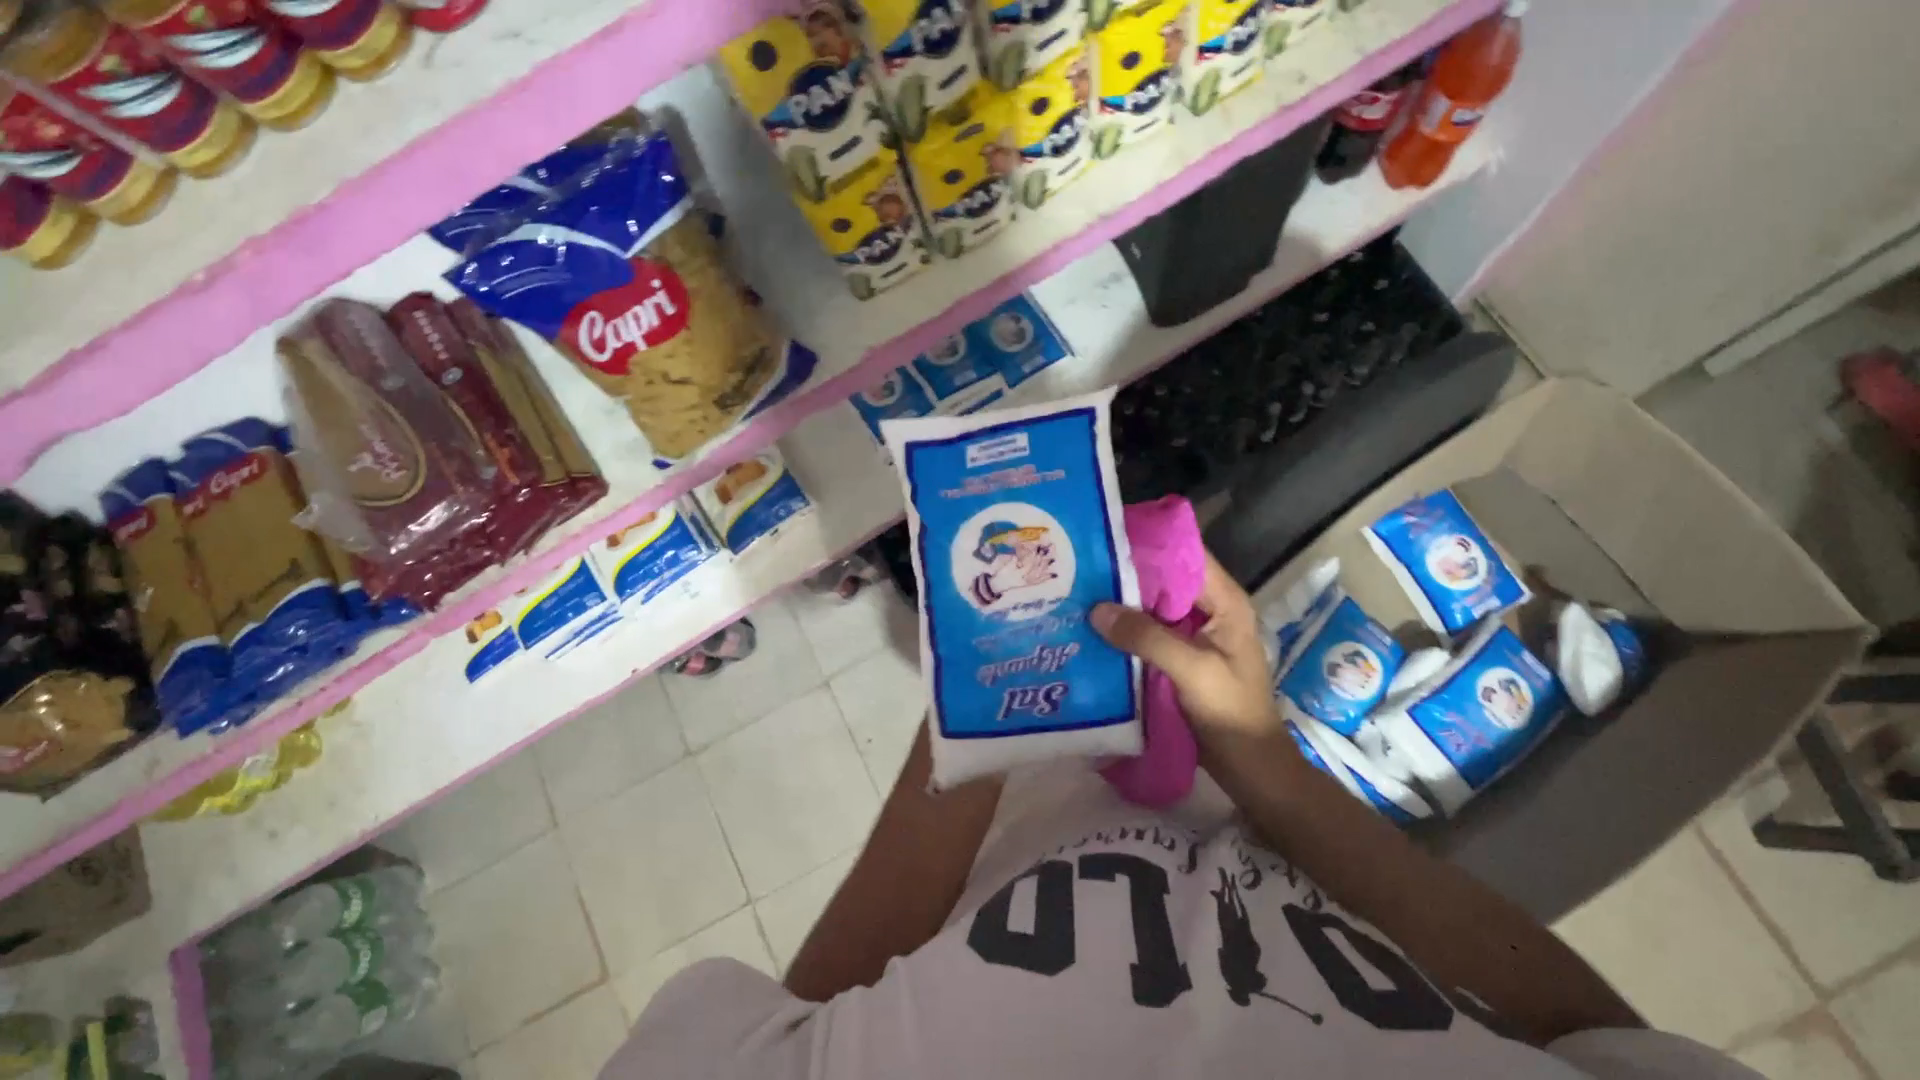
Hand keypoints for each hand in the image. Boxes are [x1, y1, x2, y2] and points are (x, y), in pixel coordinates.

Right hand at [1090, 550, 1285, 753]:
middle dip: (1127, 574)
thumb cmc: (1230, 711)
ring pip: (1152, 608)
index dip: (1151, 543)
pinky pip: (1146, 635)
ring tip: (1076, 592)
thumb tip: (1096, 610)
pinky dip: (1123, 632)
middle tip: (1080, 566)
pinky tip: (1090, 630)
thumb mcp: (1191, 669)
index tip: (1108, 537)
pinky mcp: (1177, 659)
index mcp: (1225, 602)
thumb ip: (1147, 637)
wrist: (1248, 766)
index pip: (1187, 555)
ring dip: (1121, 604)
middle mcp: (1208, 611)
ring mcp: (1192, 636)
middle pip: (1164, 580)